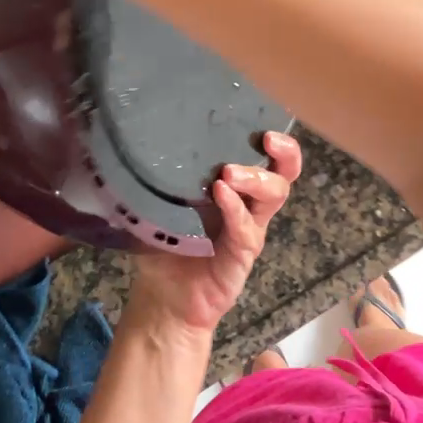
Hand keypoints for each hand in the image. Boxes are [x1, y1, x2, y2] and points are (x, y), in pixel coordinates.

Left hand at [127, 131, 304, 335]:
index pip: (268, 161)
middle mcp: (248, 206)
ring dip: (255, 179)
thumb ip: (160, 174)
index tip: (266, 125)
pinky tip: (221, 194)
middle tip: (266, 139)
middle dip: (282, 155)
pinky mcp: (241, 256)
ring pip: (272, 198)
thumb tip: (140, 136)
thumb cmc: (165, 243)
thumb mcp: (162, 201)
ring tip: (230, 172)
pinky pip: (245, 229)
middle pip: (282, 176)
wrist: (164, 297)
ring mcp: (248, 231)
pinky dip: (234, 209)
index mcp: (235, 189)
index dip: (277, 143)